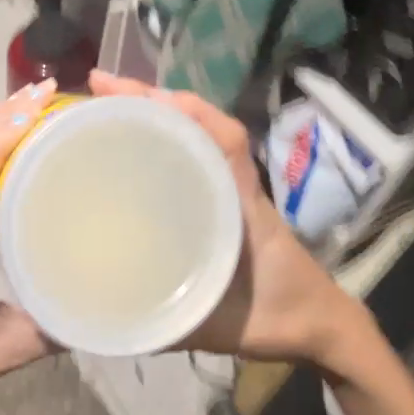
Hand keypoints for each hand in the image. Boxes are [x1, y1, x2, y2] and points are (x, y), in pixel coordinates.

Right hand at [89, 70, 374, 364]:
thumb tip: (95, 322)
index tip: (127, 92)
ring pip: (194, 137)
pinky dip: (166, 142)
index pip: (222, 137)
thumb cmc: (275, 320)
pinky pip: (194, 161)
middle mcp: (234, 184)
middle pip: (197, 124)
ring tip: (106, 104)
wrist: (318, 328)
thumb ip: (164, 326)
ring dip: (155, 114)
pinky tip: (131, 146)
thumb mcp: (217, 328)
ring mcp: (230, 189)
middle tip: (97, 87)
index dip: (180, 107)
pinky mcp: (225, 202)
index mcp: (240, 202)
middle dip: (147, 99)